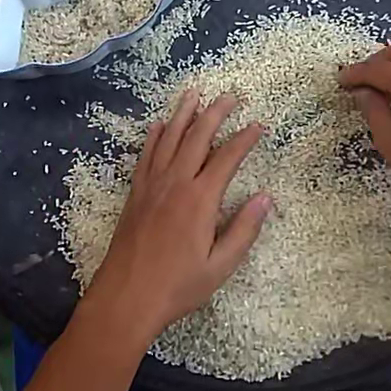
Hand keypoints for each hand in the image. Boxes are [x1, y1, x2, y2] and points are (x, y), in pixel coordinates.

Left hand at [78, 90, 271, 347]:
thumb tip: (266, 197)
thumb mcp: (220, 266)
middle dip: (215, 113)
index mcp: (200, 200)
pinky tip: (159, 124)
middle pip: (197, 137)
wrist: (125, 298)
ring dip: (184, 114)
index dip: (245, 138)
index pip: (228, 158)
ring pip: (169, 139)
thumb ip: (244, 230)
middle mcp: (175, 183)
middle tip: (230, 95)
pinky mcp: (136, 194)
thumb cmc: (177, 286)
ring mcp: (152, 186)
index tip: (259, 124)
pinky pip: (146, 156)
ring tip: (194, 93)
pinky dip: (155, 137)